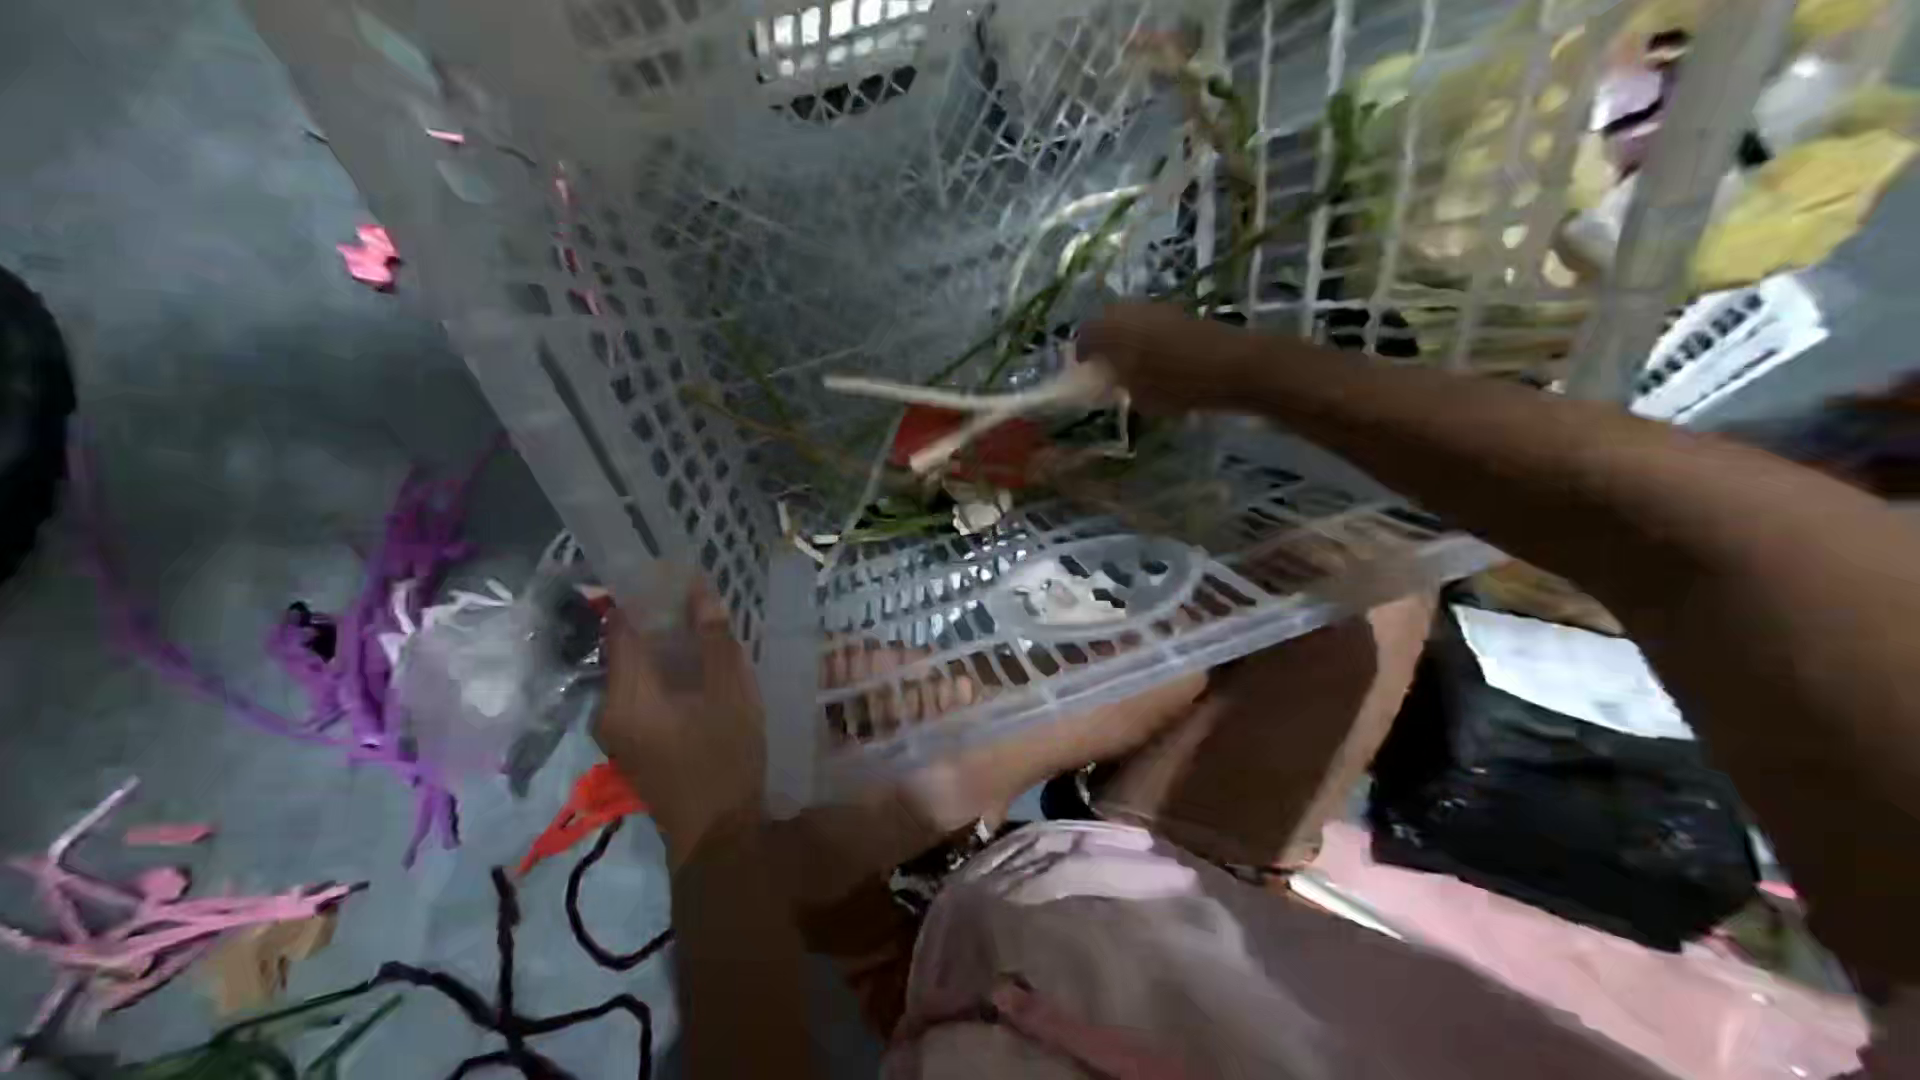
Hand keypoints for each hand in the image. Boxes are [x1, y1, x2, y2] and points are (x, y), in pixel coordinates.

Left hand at [594, 582, 764, 865]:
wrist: (717, 837)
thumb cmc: (725, 759)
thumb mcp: (730, 692)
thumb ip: (714, 639)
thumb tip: (698, 590)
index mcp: (624, 695)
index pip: (623, 628)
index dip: (648, 597)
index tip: (678, 577)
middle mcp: (607, 712)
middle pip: (628, 651)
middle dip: (662, 623)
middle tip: (701, 603)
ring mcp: (616, 734)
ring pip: (637, 675)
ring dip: (666, 651)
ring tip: (704, 633)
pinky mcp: (633, 748)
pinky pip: (643, 697)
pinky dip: (666, 678)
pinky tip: (699, 675)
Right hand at [1078, 302, 1261, 412]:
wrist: (1235, 366)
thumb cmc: (1178, 385)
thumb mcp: (1138, 397)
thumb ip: (1118, 385)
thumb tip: (1110, 380)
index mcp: (1112, 330)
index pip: (1085, 335)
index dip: (1082, 353)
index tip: (1084, 369)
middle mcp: (1130, 312)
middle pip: (1106, 320)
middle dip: (1102, 340)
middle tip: (1104, 364)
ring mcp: (1159, 309)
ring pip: (1130, 319)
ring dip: (1125, 337)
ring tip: (1130, 363)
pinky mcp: (1181, 313)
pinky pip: (1152, 323)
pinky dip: (1147, 337)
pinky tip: (1156, 359)